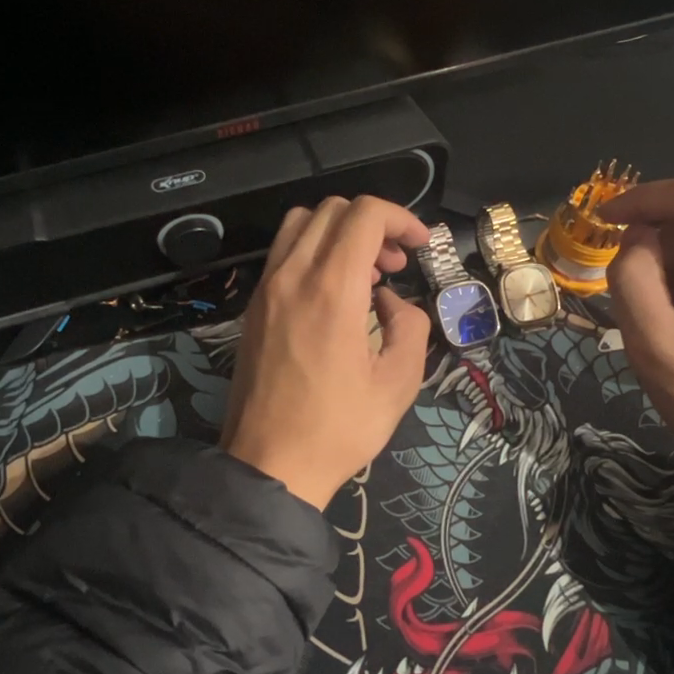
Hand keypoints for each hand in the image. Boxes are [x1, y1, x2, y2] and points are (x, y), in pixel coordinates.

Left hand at [222, 196, 432, 509]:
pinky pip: (283, 252)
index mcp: (332, 290)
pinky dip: (313, 251)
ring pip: (301, 223)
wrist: (269, 464)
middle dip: (373, 224)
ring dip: (339, 232)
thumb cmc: (339, 429)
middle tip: (395, 264)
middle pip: (332, 209)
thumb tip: (391, 301)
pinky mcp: (253, 306)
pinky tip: (333, 292)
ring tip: (364, 274)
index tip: (420, 245)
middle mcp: (293, 276)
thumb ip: (410, 327)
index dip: (401, 218)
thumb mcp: (398, 384)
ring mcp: (266, 289)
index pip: (365, 214)